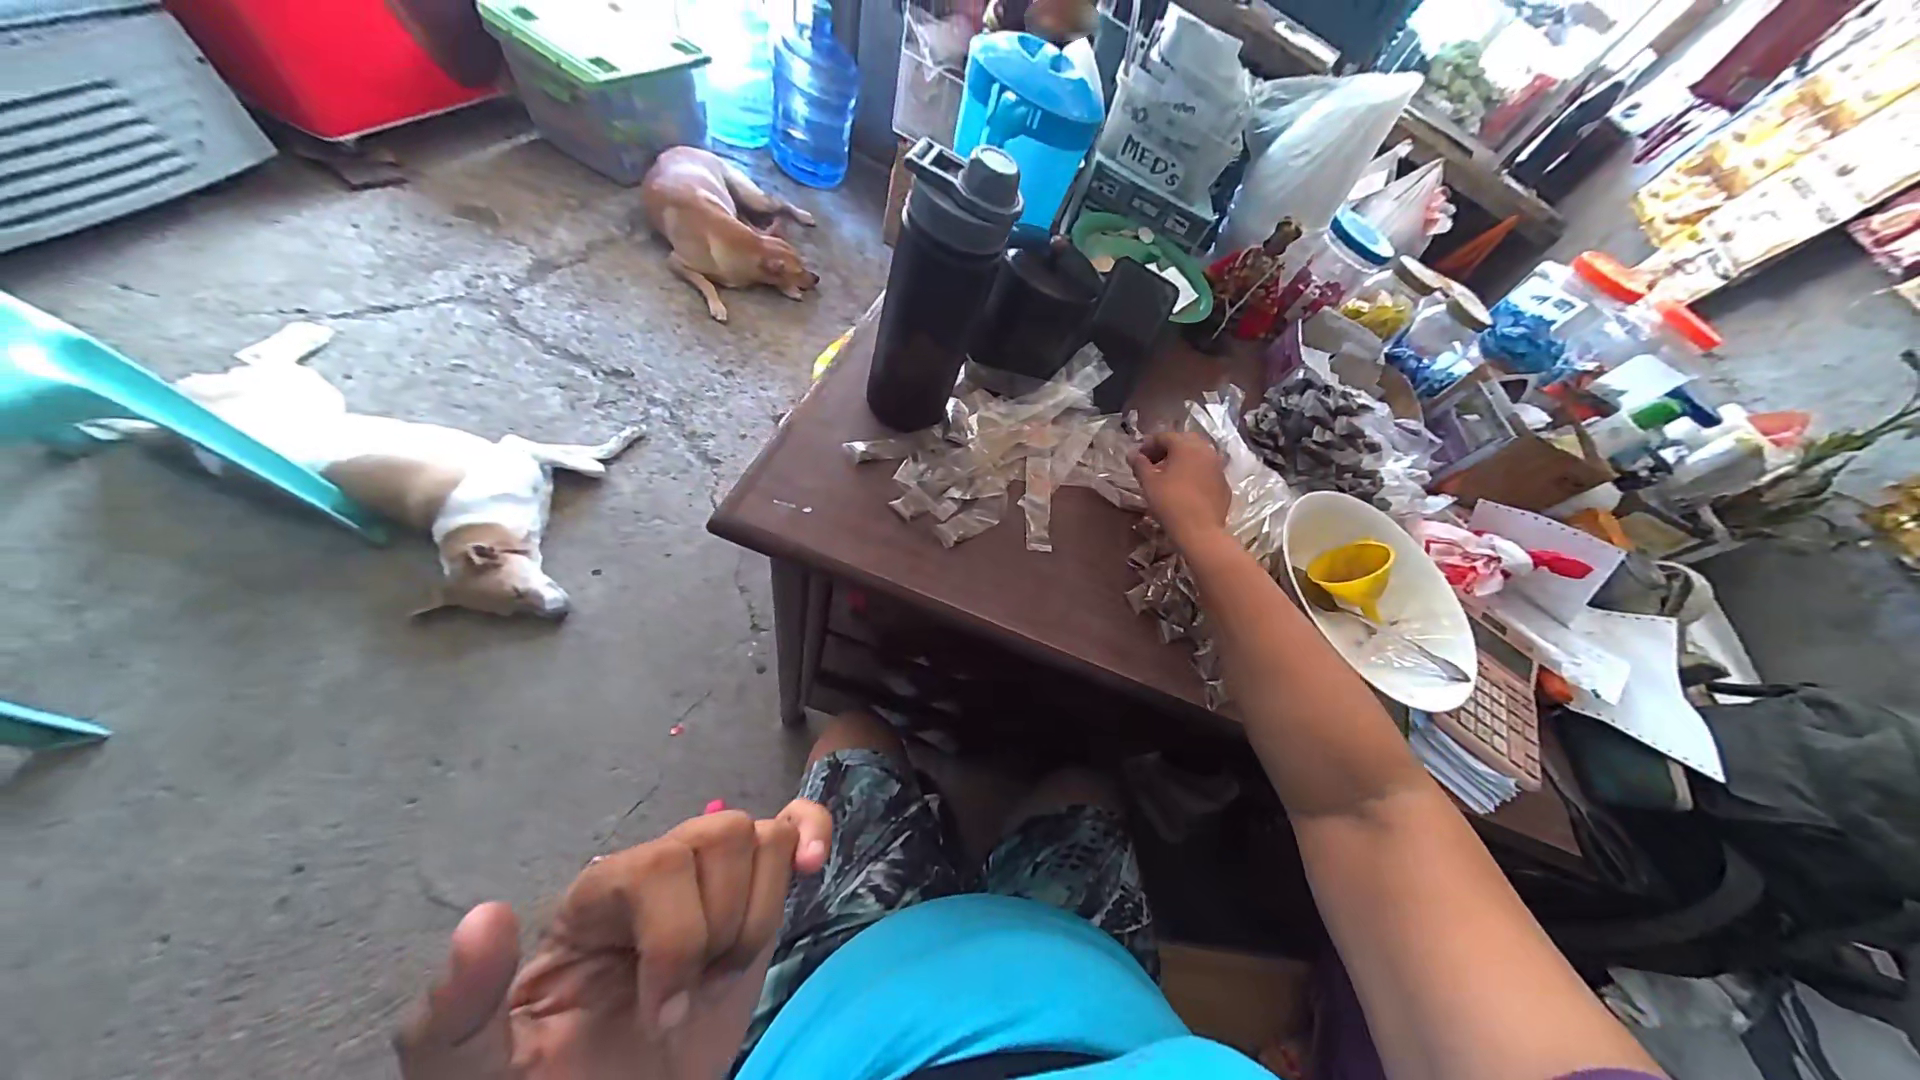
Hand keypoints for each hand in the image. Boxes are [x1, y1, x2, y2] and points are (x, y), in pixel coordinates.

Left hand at [396, 801, 830, 1079]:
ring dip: (759, 914)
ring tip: (727, 970)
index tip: (661, 1015)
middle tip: (696, 991)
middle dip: (720, 926)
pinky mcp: (760, 891)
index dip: (676, 939)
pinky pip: (794, 826)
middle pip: (720, 836)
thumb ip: (458, 1012)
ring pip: (761, 836)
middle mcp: (660, 869)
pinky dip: (811, 831)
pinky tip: (813, 866)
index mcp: (597, 896)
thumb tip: (486, 917)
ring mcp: (715, 877)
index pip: (659, 864)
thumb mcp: (477, 1073)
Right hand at [1130, 431, 1230, 547]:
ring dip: (1182, 459)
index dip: (1148, 444)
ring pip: (1198, 455)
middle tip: (1153, 462)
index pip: (1164, 436)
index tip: (1137, 457)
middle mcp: (1205, 451)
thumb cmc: (1170, 503)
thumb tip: (1133, 454)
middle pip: (1184, 441)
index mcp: (1186, 446)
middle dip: (1167, 448)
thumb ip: (1140, 464)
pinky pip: (1206, 470)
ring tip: (1168, 474)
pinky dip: (1194, 472)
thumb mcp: (1149, 483)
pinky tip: (1185, 487)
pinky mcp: (1224, 483)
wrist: (1200, 531)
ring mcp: (1218, 467)